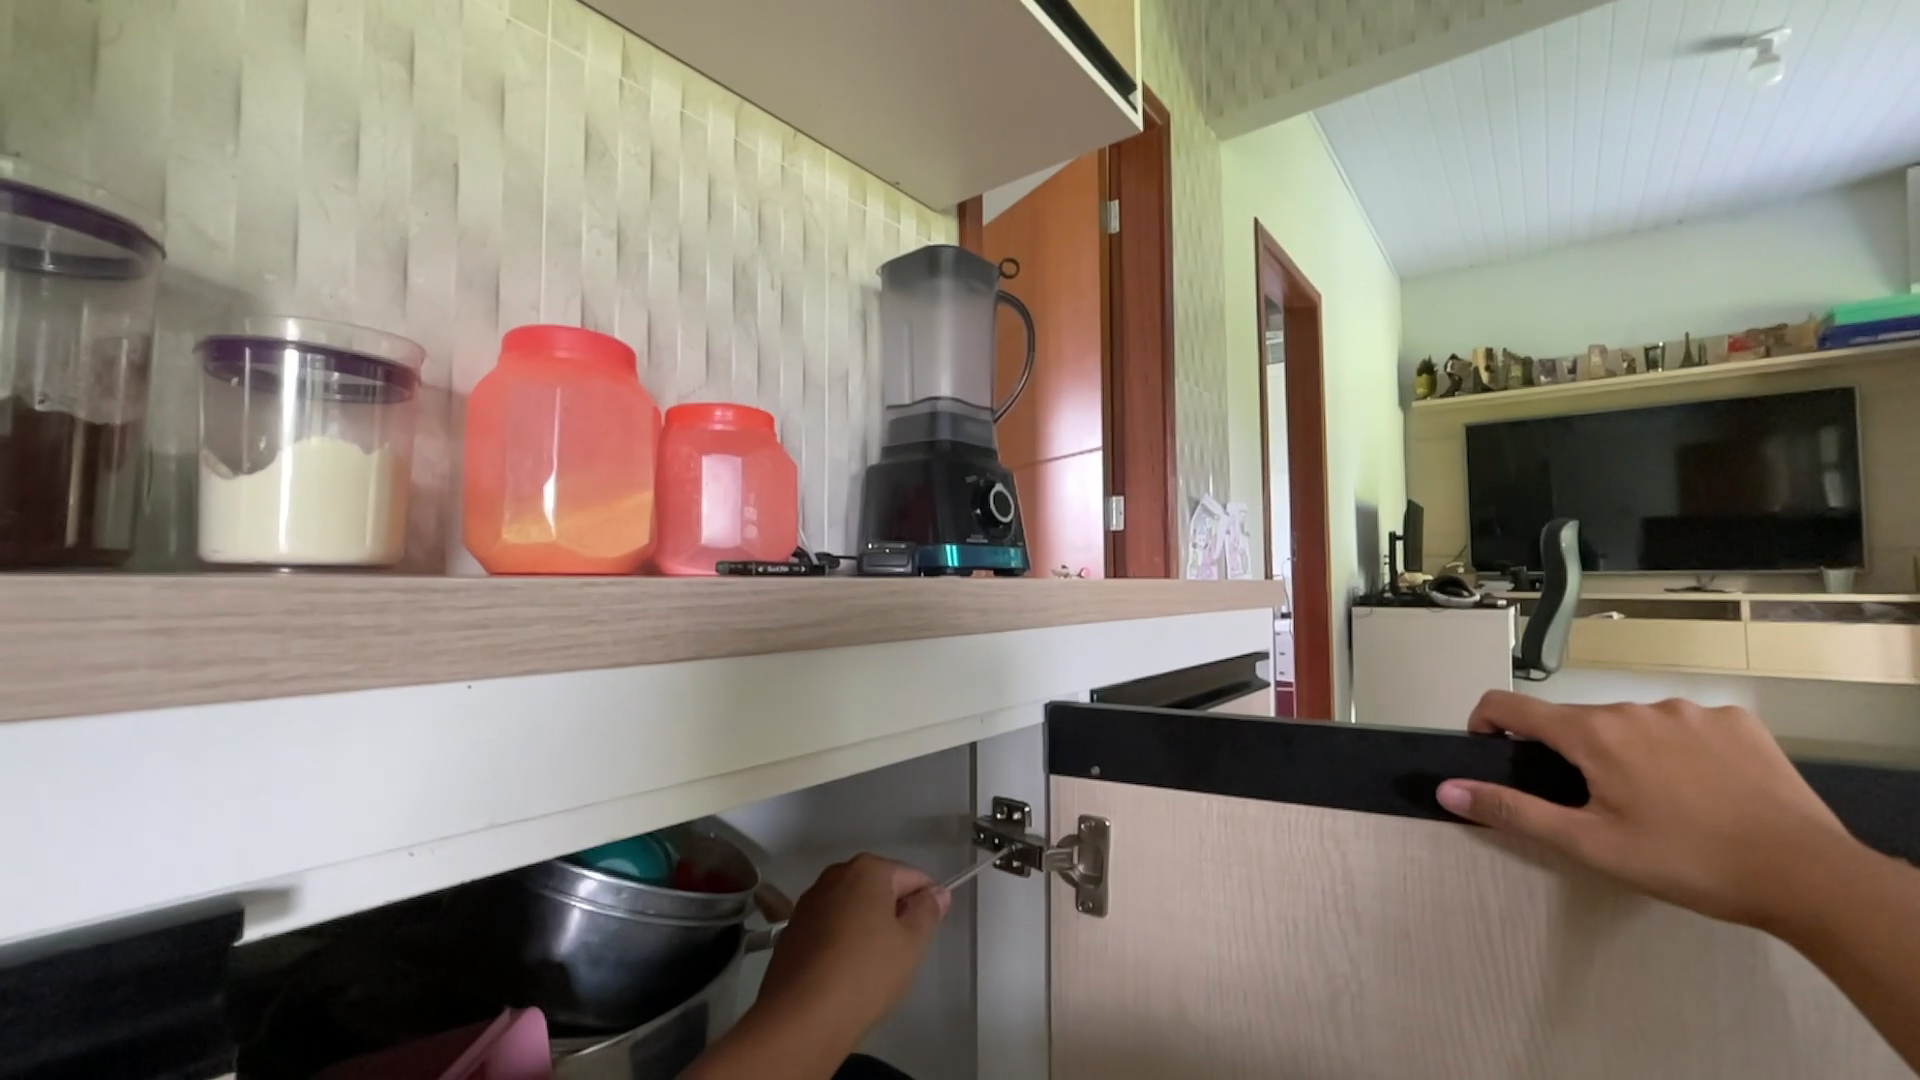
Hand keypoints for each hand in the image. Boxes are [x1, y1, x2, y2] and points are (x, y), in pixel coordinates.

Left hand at [753, 854, 950, 1046]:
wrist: (800, 1018)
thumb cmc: (865, 973)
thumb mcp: (911, 944)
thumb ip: (928, 911)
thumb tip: (936, 892)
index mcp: (866, 870)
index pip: (911, 877)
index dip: (927, 901)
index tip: (930, 930)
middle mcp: (834, 876)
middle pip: (878, 888)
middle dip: (894, 913)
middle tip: (903, 951)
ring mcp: (808, 903)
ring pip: (851, 909)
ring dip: (866, 927)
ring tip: (873, 967)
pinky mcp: (791, 932)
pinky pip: (828, 928)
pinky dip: (841, 942)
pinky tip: (844, 974)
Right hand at [1436, 691, 1864, 933]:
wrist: (1811, 877)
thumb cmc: (1687, 862)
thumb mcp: (1589, 845)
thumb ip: (1512, 810)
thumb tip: (1447, 788)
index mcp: (1592, 733)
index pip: (1510, 704)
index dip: (1486, 720)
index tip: (1489, 746)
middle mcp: (1633, 708)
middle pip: (1575, 720)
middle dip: (1570, 752)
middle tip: (1595, 804)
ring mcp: (1689, 711)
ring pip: (1630, 722)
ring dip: (1624, 750)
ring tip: (1655, 801)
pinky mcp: (1737, 721)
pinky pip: (1682, 724)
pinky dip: (1675, 747)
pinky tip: (1701, 786)